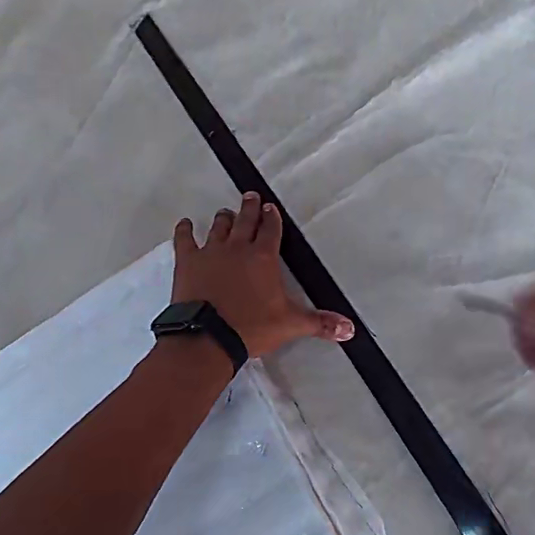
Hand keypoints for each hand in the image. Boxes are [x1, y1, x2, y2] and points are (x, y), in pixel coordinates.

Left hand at [172, 193, 354, 357]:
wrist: (209, 337)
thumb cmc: (252, 327)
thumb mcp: (290, 325)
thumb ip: (320, 323)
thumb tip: (349, 329)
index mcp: (264, 258)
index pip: (271, 231)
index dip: (272, 218)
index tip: (271, 208)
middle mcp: (238, 248)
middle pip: (245, 221)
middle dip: (250, 208)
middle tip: (251, 196)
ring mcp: (211, 252)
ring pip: (219, 227)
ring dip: (224, 218)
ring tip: (227, 212)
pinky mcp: (187, 262)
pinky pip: (185, 239)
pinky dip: (185, 230)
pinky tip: (186, 224)